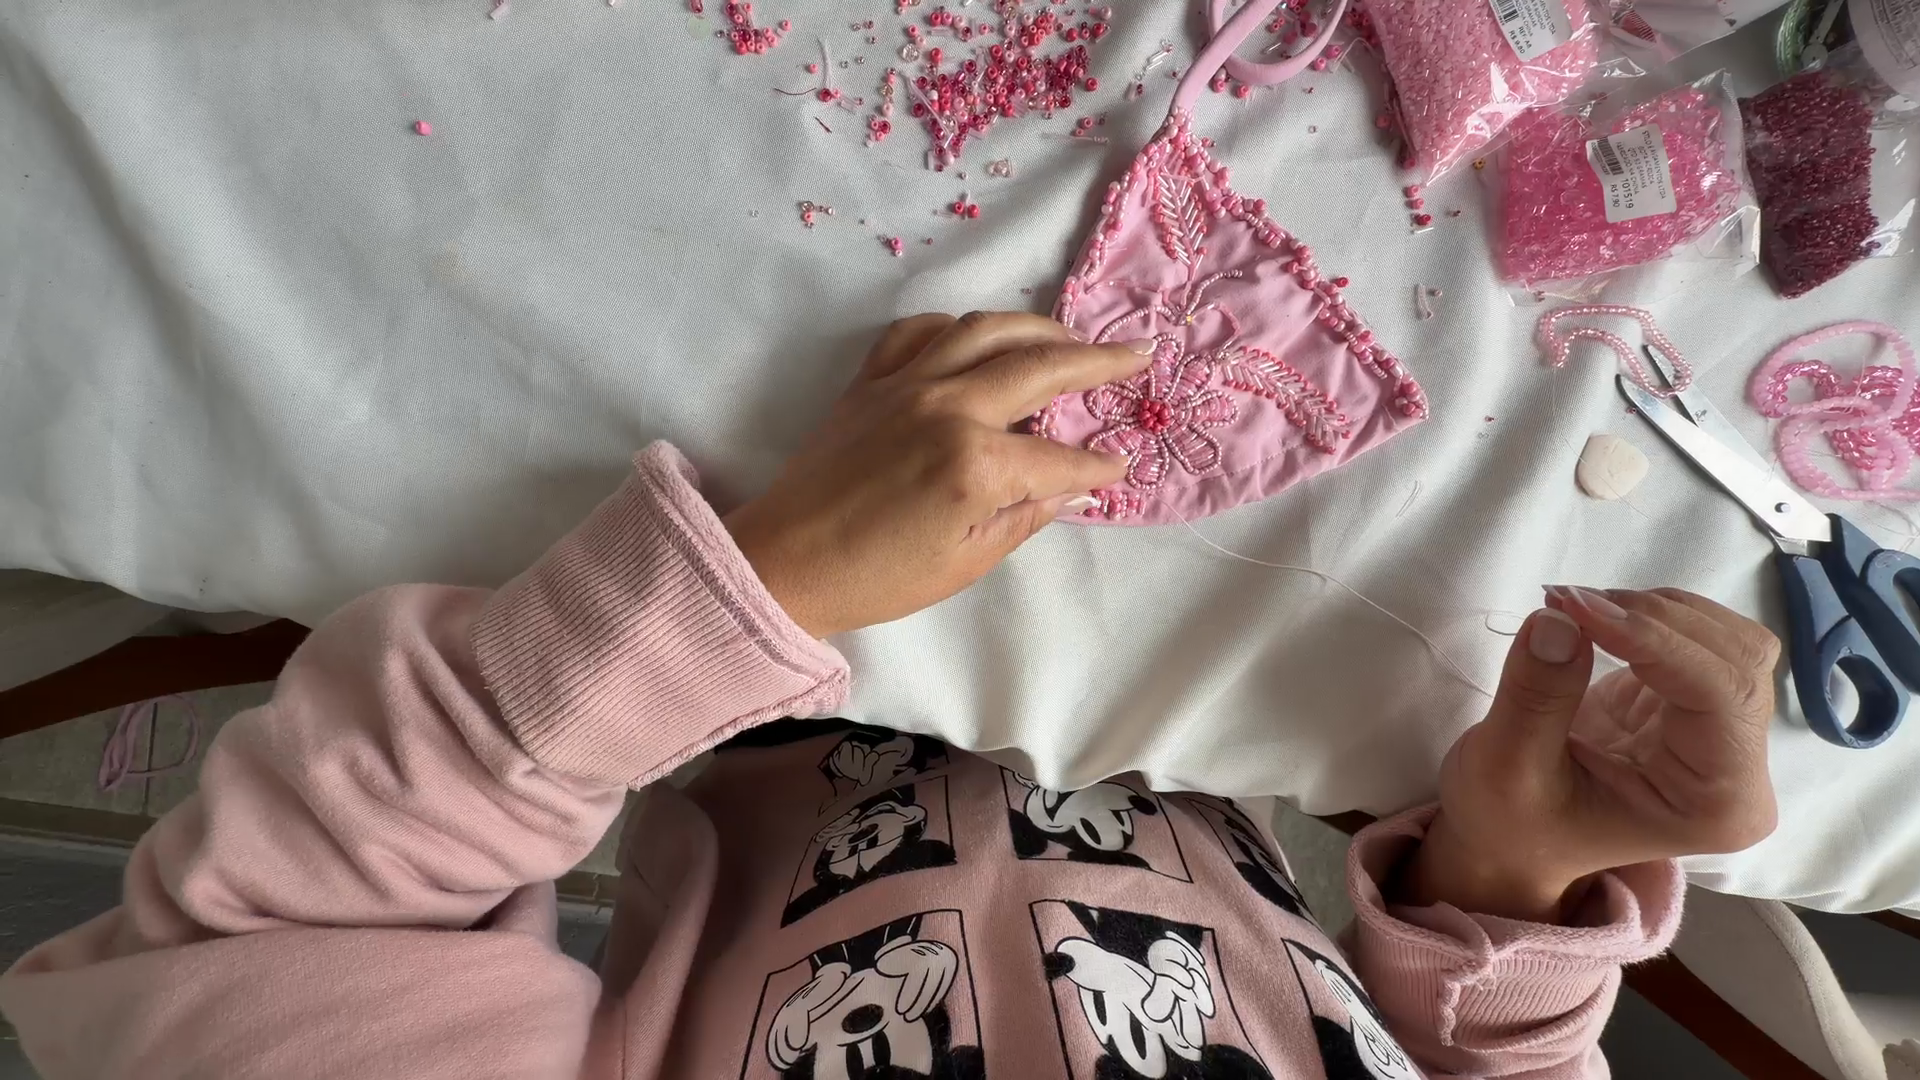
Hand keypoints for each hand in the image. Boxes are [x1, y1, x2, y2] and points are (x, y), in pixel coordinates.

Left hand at [723, 312, 1150, 637]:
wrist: (787, 563)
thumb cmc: (879, 578)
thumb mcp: (967, 562)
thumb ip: (1027, 515)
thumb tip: (1073, 486)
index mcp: (975, 464)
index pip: (1060, 457)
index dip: (1096, 465)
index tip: (1120, 465)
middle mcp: (947, 407)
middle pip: (1040, 367)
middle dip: (1097, 361)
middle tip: (1136, 355)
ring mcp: (906, 383)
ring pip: (987, 330)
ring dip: (1039, 329)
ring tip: (1072, 339)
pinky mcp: (872, 379)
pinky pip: (921, 332)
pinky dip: (958, 328)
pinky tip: (979, 340)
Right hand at [1397, 587, 1779, 921]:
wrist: (1505, 845)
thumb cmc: (1505, 821)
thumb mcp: (1505, 765)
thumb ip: (1535, 695)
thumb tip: (1555, 618)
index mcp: (1712, 801)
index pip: (1717, 694)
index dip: (1651, 639)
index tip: (1569, 605)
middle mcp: (1735, 769)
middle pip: (1736, 661)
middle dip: (1652, 619)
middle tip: (1562, 602)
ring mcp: (1714, 738)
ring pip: (1725, 644)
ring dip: (1652, 611)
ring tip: (1572, 608)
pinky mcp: (1679, 711)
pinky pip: (1691, 647)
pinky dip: (1642, 619)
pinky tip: (1588, 620)